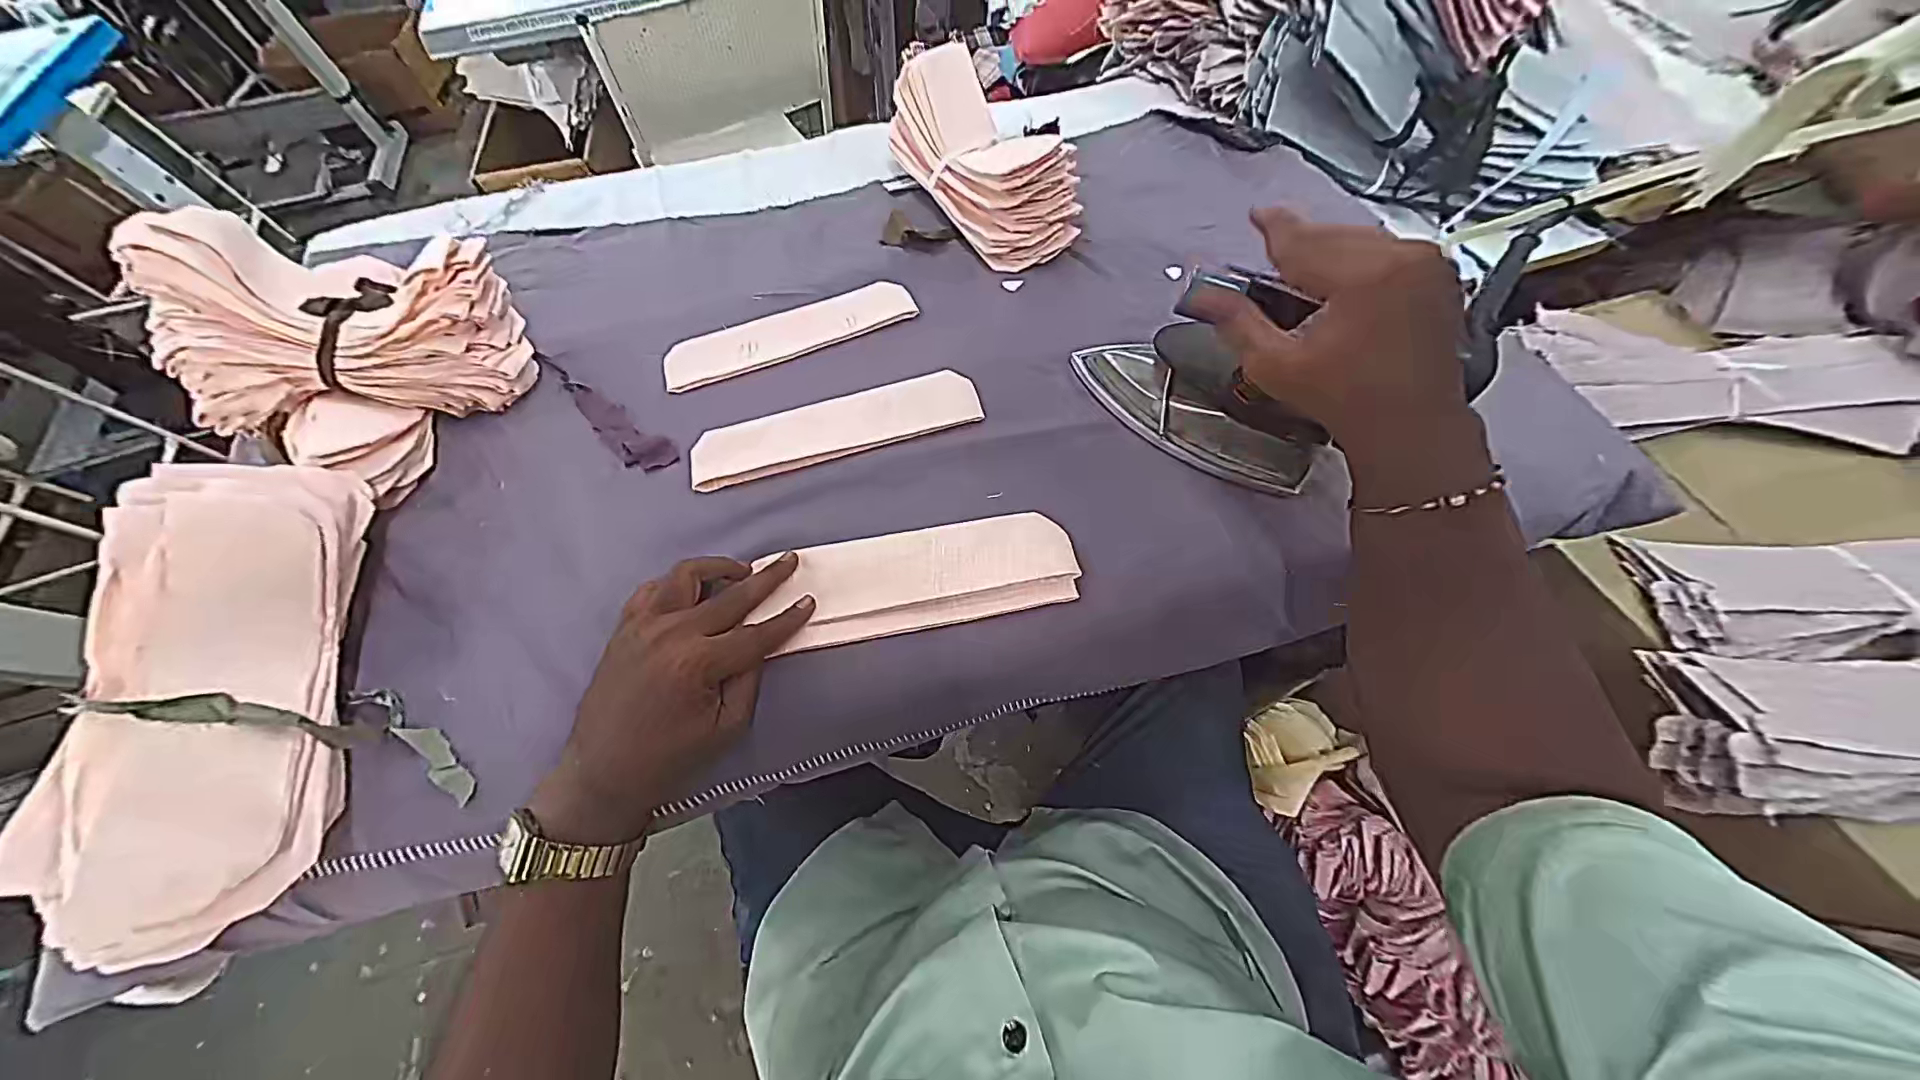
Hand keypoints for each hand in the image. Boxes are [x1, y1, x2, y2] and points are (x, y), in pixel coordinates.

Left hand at [528, 555, 813, 843]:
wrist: (602, 774)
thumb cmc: (670, 758)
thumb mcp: (727, 726)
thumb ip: (749, 678)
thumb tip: (761, 644)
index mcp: (698, 663)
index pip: (756, 633)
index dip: (787, 618)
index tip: (808, 601)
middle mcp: (670, 634)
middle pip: (729, 595)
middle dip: (765, 578)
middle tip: (787, 561)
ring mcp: (642, 627)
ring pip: (685, 576)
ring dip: (717, 568)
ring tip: (740, 571)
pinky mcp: (623, 629)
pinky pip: (652, 589)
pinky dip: (678, 583)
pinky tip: (694, 590)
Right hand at [1185, 209, 1472, 458]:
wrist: (1409, 423)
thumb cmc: (1347, 400)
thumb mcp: (1276, 365)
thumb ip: (1238, 323)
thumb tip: (1205, 297)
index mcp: (1363, 277)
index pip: (1304, 240)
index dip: (1274, 227)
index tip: (1258, 215)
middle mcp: (1403, 257)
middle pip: (1332, 233)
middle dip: (1300, 245)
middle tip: (1273, 264)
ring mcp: (1428, 262)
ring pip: (1360, 238)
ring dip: (1328, 252)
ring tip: (1306, 280)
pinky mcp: (1439, 272)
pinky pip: (1388, 248)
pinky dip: (1359, 259)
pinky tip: (1341, 285)